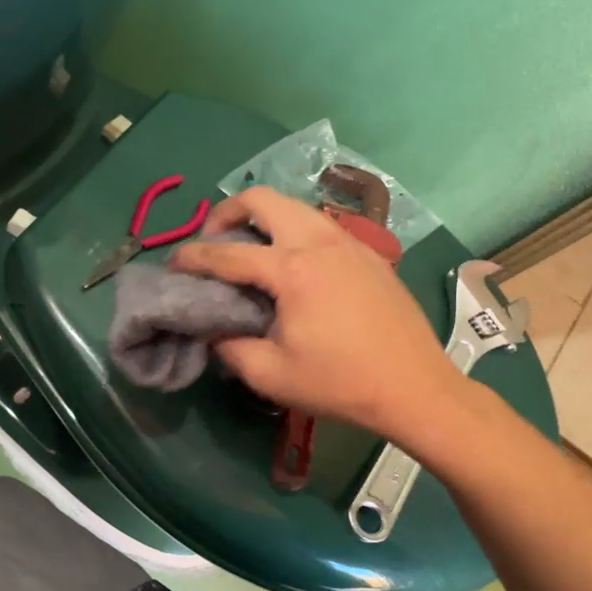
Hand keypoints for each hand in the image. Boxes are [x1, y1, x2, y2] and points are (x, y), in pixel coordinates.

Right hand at [170, 186, 463, 440]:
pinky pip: (320, 225)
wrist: (419, 390)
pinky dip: (293, 231)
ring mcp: (349, 243)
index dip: (192, 257)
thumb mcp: (269, 374)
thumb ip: (228, 346)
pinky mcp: (369, 254)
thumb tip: (211, 329)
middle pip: (263, 199)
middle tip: (214, 240)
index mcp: (292, 270)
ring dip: (263, 218)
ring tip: (250, 248)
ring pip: (294, 206)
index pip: (226, 252)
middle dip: (227, 212)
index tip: (172, 265)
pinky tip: (292, 265)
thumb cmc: (341, 384)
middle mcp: (319, 242)